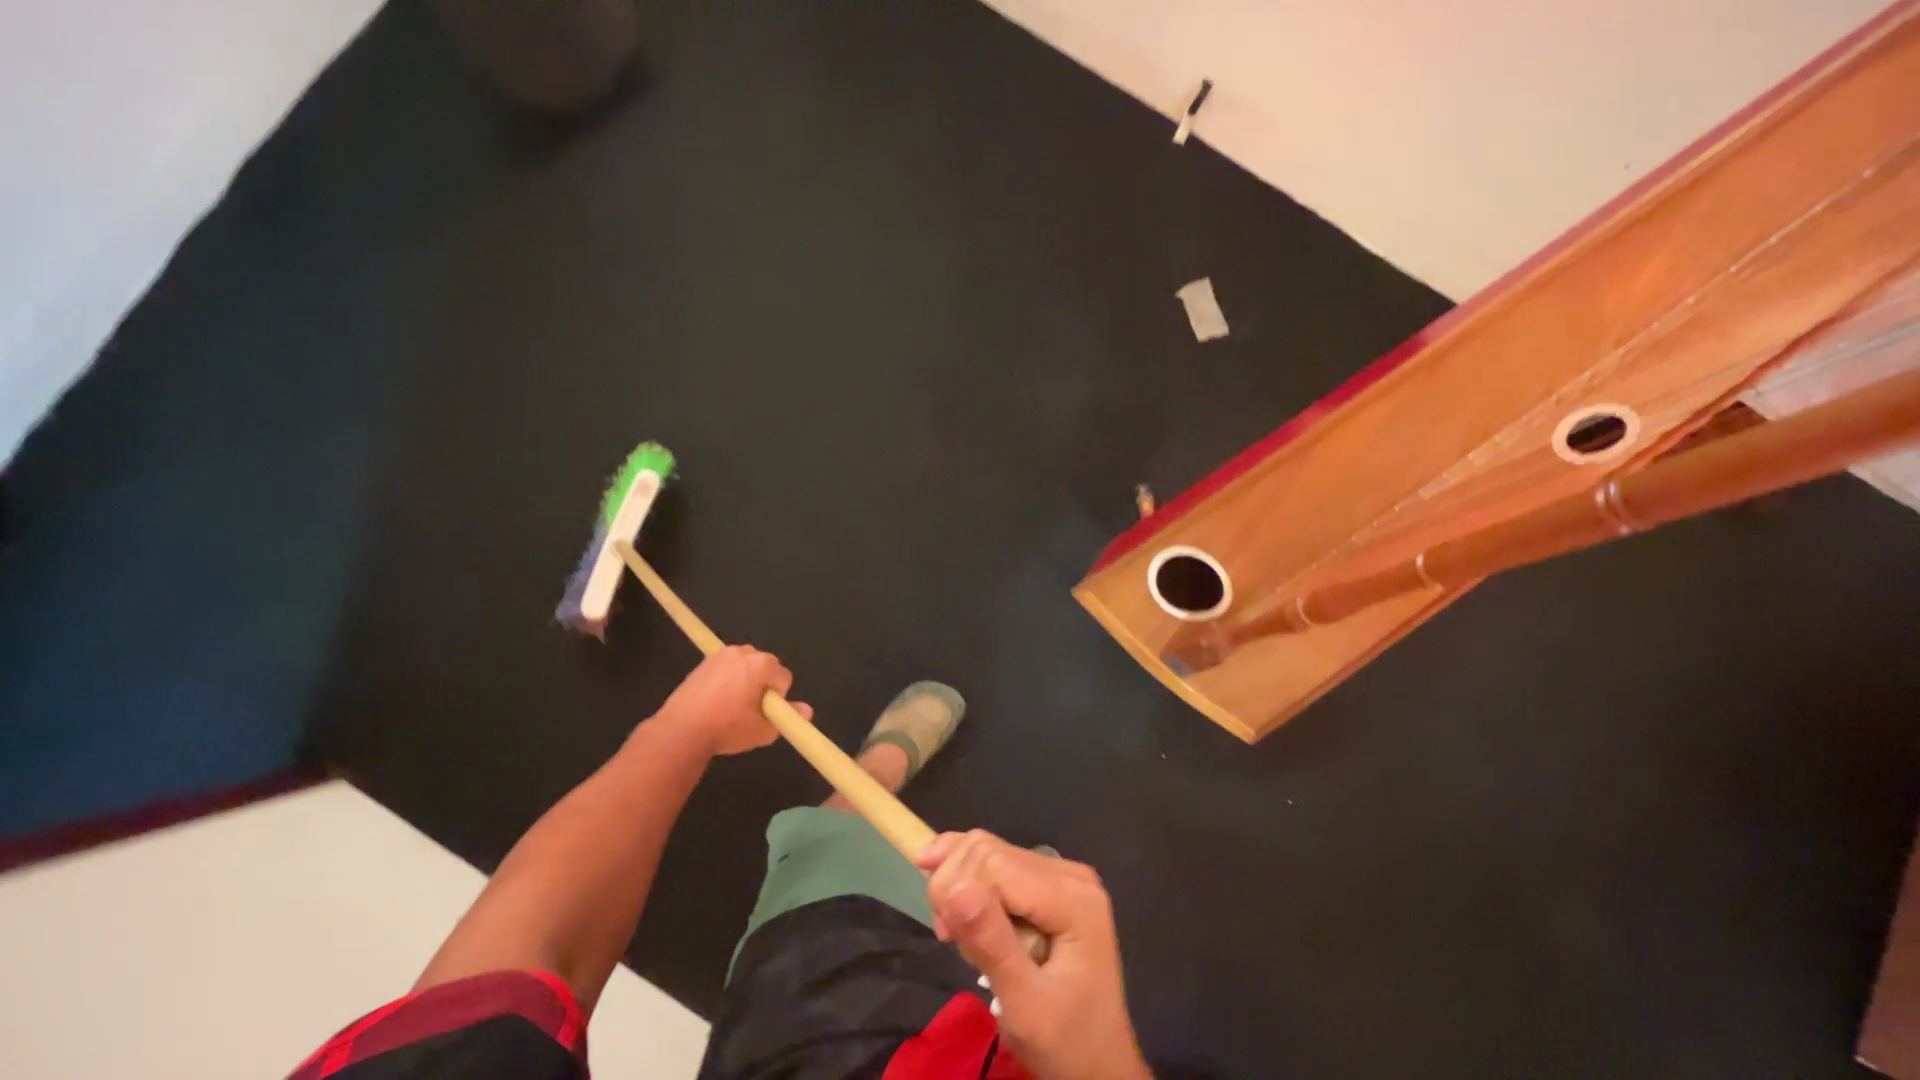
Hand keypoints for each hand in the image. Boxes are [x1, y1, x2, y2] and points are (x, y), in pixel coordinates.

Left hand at [653, 645, 808, 756]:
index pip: (783, 677)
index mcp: (761, 664)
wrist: (682, 729)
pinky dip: (725, 681)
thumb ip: (788, 717)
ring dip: (744, 680)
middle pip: (764, 667)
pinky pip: (724, 669)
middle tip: (750, 710)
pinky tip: (715, 702)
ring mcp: (719, 655)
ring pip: (743, 666)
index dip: (778, 698)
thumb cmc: (728, 727)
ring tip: (731, 706)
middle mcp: (742, 652)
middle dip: (762, 684)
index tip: (765, 714)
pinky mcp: (702, 663)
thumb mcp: (763, 730)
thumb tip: (807, 711)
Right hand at [917, 831, 1150, 1079]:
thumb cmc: (1065, 1041)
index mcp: (1074, 898)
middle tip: (950, 939)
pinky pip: (997, 864)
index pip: (993, 862)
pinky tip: (960, 912)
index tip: (946, 939)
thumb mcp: (1024, 1004)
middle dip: (954, 886)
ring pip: (987, 852)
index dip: (956, 889)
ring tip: (959, 936)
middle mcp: (1070, 874)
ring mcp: (1062, 878)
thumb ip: (992, 944)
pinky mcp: (1050, 887)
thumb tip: (956, 888)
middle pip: (988, 851)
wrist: (1098, 1065)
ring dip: (959, 887)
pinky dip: (970, 885)